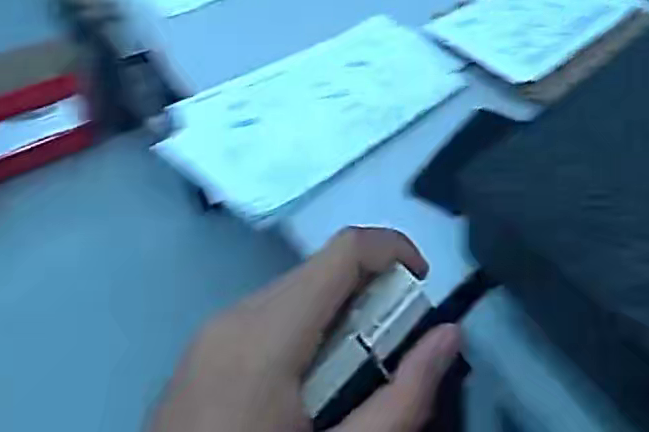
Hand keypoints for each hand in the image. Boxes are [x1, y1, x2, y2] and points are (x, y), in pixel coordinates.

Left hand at [149, 227, 462, 431]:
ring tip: (353, 380)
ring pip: (301, 290)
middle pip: (326, 269)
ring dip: (343, 314)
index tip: (424, 291)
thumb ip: (401, 399)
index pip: (347, 248)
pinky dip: (308, 331)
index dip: (397, 250)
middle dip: (374, 294)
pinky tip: (309, 393)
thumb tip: (450, 333)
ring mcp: (209, 338)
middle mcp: (234, 318)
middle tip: (394, 352)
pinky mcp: (198, 359)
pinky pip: (271, 317)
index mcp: (265, 334)